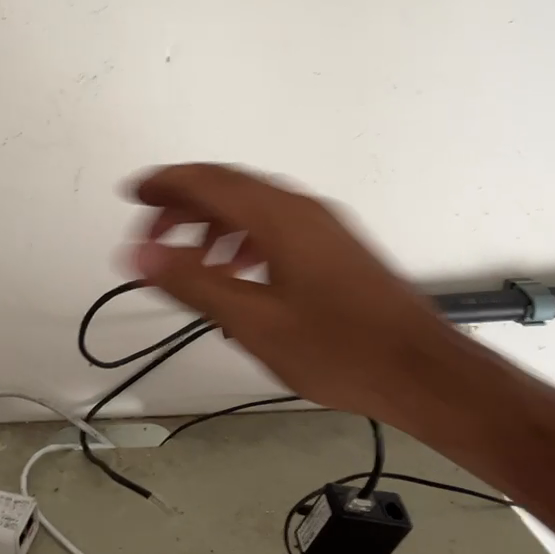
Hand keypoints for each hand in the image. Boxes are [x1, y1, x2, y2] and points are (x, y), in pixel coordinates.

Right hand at [126, 163, 456, 420]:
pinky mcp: (336, 250)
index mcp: (279, 217)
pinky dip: (240, 239)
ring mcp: (324, 228)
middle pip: (229, 188)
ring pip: (252, 208)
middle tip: (148, 233)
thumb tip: (137, 253)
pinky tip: (234, 272)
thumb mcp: (252, 321)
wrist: (423, 372)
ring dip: (210, 223)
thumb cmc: (337, 349)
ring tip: (184, 258)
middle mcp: (302, 210)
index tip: (130, 194)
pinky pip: (275, 227)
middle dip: (182, 204)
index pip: (208, 181)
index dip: (164, 184)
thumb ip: (192, 282)